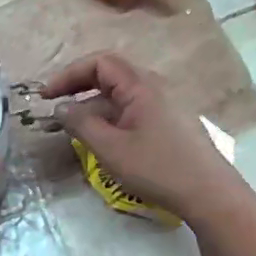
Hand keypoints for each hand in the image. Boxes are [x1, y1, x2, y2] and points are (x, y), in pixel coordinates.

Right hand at [42, 53, 245, 219]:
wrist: (208, 193)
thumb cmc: (157, 168)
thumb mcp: (109, 148)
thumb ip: (80, 124)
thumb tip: (61, 108)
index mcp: (141, 87)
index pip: (100, 62)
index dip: (69, 74)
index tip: (46, 96)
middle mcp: (155, 88)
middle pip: (110, 74)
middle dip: (77, 86)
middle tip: (53, 105)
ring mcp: (164, 105)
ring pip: (119, 94)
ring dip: (90, 104)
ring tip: (69, 125)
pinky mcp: (167, 122)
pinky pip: (130, 109)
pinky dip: (107, 116)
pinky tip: (97, 136)